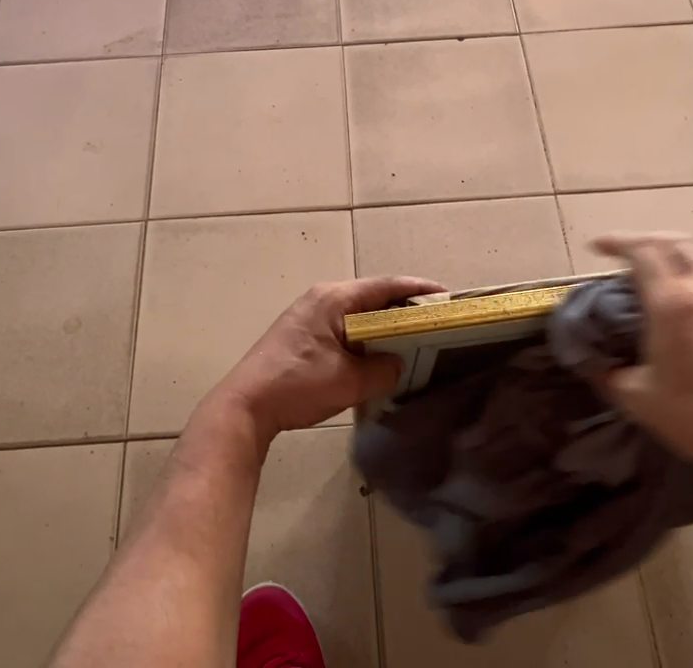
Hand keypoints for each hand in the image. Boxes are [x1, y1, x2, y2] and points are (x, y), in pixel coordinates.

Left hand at [211, 275, 444, 443]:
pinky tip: (380, 355)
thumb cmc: (297, 385)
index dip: (418, 289)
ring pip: (359, 314)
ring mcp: (310, 316)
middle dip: (405, 308)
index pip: (385, 285)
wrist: (245, 406)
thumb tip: (399, 364)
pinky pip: (346, 327)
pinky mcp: (303, 335)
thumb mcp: (349, 381)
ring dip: (385, 325)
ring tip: (415, 339)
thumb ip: (383, 369)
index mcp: (333, 298)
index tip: (447, 297)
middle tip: (436, 321)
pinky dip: (367, 337)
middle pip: (373, 297)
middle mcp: (322, 298)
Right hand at [593, 232, 692, 496]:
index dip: (617, 242)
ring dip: (688, 283)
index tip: (599, 246)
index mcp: (674, 303)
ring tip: (676, 311)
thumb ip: (613, 374)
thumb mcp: (641, 402)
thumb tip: (598, 363)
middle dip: (653, 242)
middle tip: (634, 253)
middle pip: (681, 245)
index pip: (642, 251)